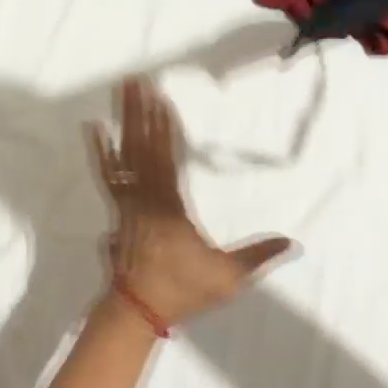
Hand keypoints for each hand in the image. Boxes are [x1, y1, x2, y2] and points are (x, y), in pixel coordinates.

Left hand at [88, 79, 293, 327]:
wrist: (137, 309)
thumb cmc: (182, 290)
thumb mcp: (227, 277)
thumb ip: (258, 256)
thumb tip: (293, 242)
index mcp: (170, 206)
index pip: (167, 158)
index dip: (165, 128)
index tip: (163, 100)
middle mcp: (145, 196)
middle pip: (141, 146)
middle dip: (140, 111)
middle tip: (136, 79)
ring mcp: (127, 201)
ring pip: (124, 153)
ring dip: (124, 120)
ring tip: (123, 90)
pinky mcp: (117, 209)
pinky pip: (108, 174)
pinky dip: (102, 150)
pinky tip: (94, 128)